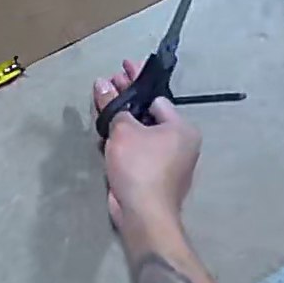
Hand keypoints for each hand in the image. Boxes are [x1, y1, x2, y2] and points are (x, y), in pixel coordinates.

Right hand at [92, 60, 200, 240]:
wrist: (143, 214)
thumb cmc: (140, 166)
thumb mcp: (123, 130)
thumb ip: (113, 105)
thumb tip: (102, 82)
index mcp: (181, 128)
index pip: (155, 98)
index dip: (135, 84)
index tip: (121, 67)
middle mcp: (180, 143)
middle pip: (148, 113)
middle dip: (126, 98)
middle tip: (107, 82)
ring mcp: (167, 161)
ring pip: (141, 132)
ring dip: (122, 120)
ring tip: (102, 103)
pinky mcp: (152, 176)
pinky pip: (137, 149)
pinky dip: (123, 140)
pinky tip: (105, 131)